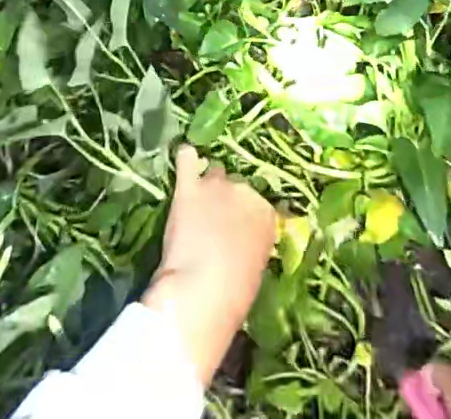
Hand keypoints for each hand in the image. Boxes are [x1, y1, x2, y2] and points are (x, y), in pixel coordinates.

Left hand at [140, 145, 277, 387]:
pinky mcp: (189, 187)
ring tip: (198, 202)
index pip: (259, 202)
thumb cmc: (233, 293)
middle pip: (237, 184)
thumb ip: (252, 241)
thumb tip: (241, 239)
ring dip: (208, 184)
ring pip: (214, 171)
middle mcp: (245, 191)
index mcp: (267, 214)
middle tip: (214, 220)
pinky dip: (185, 158)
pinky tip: (183, 160)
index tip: (237, 228)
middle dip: (226, 198)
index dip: (245, 215)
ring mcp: (216, 185)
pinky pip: (187, 158)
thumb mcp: (256, 266)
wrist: (202, 290)